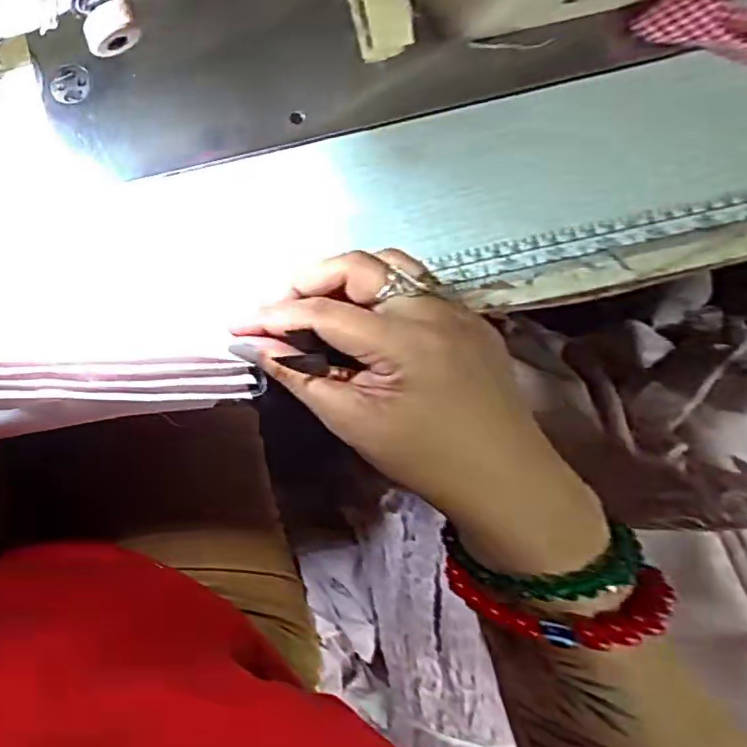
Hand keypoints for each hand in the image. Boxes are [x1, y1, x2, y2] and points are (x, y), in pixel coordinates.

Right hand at [233, 249, 608, 576]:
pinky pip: (414, 284)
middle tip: (278, 312)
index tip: (239, 325)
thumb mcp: (350, 420)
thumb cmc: (423, 457)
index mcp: (402, 338)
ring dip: (344, 277)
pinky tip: (361, 319)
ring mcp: (455, 308)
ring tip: (316, 306)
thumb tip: (253, 345)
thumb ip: (298, 373)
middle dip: (307, 281)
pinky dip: (376, 289)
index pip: (322, 310)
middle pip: (356, 266)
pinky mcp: (468, 317)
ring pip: (388, 265)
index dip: (274, 315)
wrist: (507, 481)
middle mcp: (431, 308)